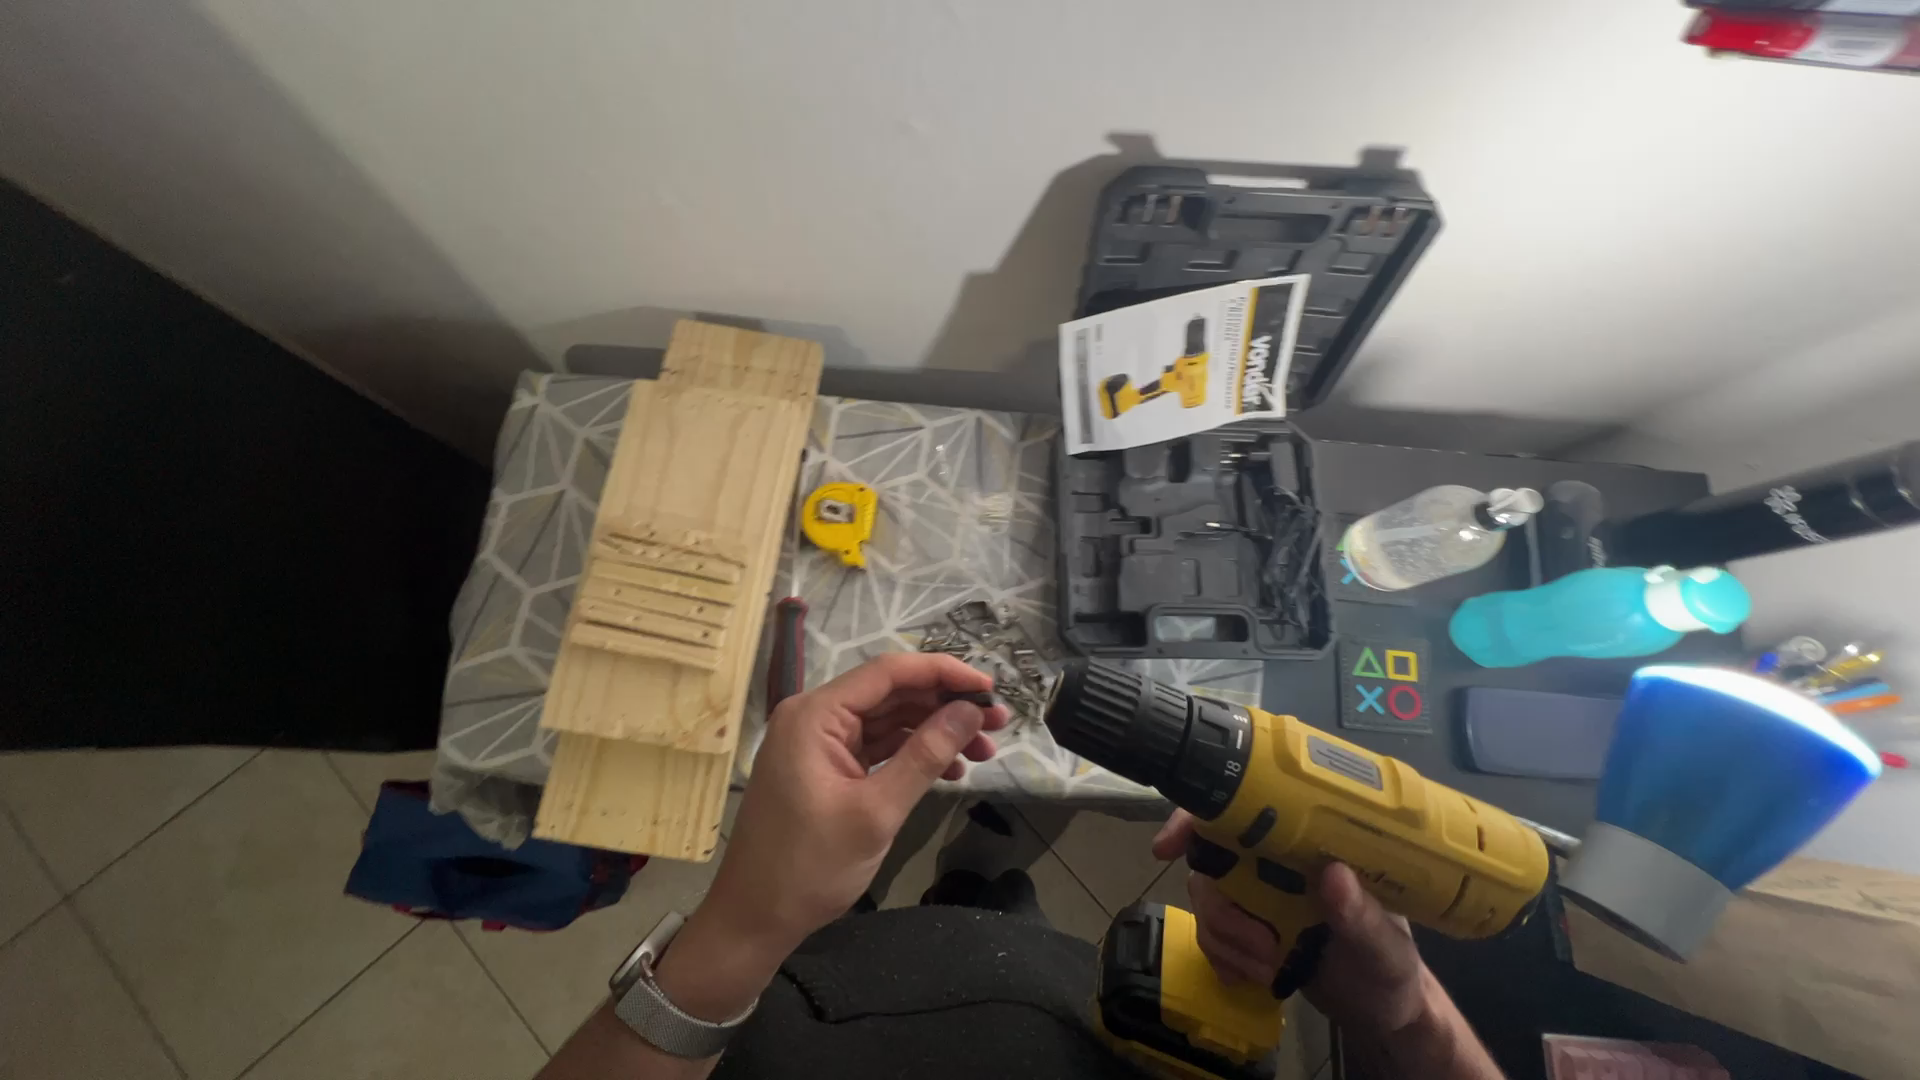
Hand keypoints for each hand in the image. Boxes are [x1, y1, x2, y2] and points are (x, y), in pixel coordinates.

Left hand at [697, 653, 1008, 958]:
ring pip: (890, 720)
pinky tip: (952, 771)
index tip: (988, 689)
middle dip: (946, 706)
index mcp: (816, 714)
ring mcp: (820, 742)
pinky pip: (878, 746)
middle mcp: (816, 716)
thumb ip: (925, 756)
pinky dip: (914, 754)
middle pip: (892, 693)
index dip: (943, 673)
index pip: (889, 672)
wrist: (753, 921)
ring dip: (935, 731)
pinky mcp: (827, 766)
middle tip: (996, 724)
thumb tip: (970, 713)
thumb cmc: (809, 868)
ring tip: (984, 751)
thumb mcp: (876, 812)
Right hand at [1151, 810, 1429, 1035]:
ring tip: (1269, 967)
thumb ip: (1362, 915)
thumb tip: (1334, 873)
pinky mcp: (1241, 932)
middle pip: (1207, 863)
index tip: (1169, 846)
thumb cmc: (1387, 966)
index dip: (1193, 821)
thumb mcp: (1385, 946)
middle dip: (1221, 908)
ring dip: (1228, 942)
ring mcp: (1251, 897)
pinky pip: (1208, 937)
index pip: (1238, 812)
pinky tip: (1251, 978)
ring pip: (1204, 903)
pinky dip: (1225, 960)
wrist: (1380, 1011)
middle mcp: (1267, 864)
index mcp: (1299, 847)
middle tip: (1261, 944)